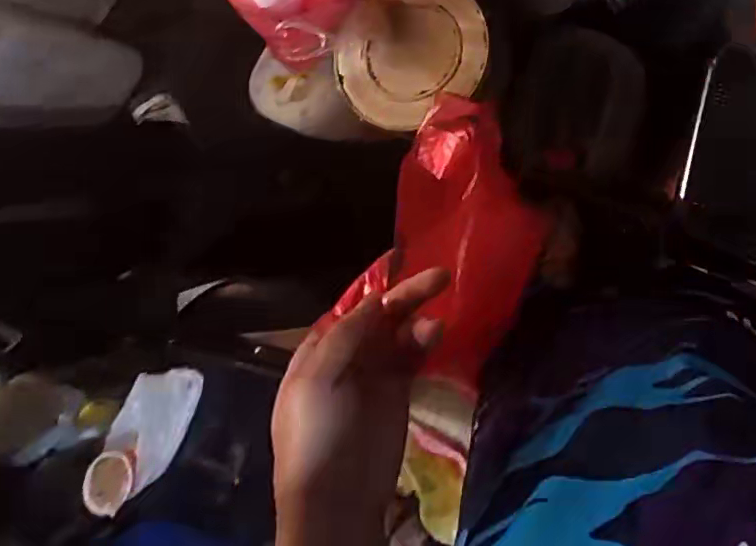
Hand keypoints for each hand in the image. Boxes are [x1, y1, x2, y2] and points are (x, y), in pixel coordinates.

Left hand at [272, 268, 449, 545]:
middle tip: (439, 275)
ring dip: (419, 318)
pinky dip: (426, 338)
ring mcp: (376, 370)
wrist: (337, 499)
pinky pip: (416, 351)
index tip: (402, 256)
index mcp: (320, 349)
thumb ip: (346, 333)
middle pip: (382, 312)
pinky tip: (436, 334)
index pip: (351, 304)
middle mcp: (349, 352)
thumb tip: (376, 299)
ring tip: (433, 326)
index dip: (375, 281)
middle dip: (407, 293)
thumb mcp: (317, 380)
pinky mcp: (400, 386)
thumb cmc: (315, 435)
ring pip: (402, 329)